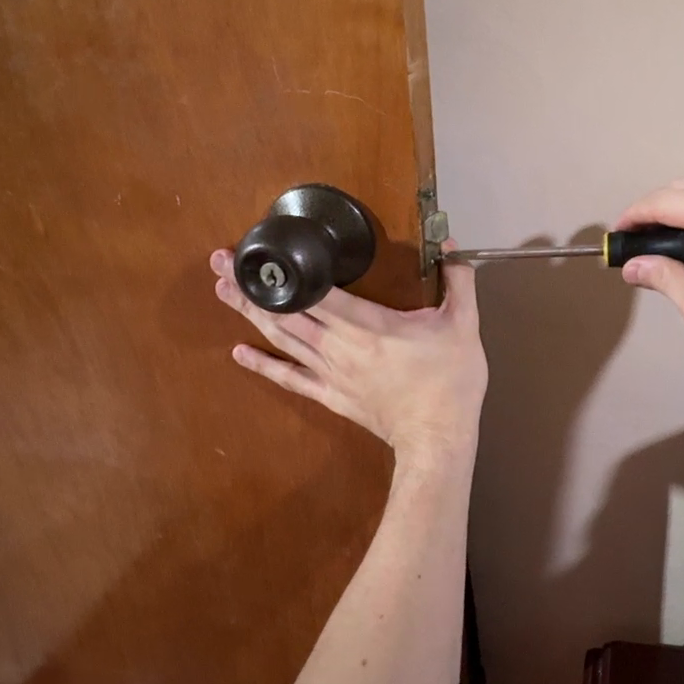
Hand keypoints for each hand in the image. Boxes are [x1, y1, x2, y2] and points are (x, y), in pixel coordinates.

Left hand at [210, 246, 487, 471]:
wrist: (438, 437)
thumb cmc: (450, 380)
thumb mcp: (463, 325)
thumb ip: (458, 282)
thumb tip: (451, 245)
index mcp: (367, 325)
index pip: (316, 291)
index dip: (284, 271)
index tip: (257, 252)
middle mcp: (339, 346)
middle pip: (286, 311)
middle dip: (251, 287)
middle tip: (220, 263)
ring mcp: (329, 373)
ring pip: (282, 339)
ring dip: (249, 315)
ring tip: (222, 292)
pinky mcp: (330, 395)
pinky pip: (289, 379)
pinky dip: (263, 365)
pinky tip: (239, 353)